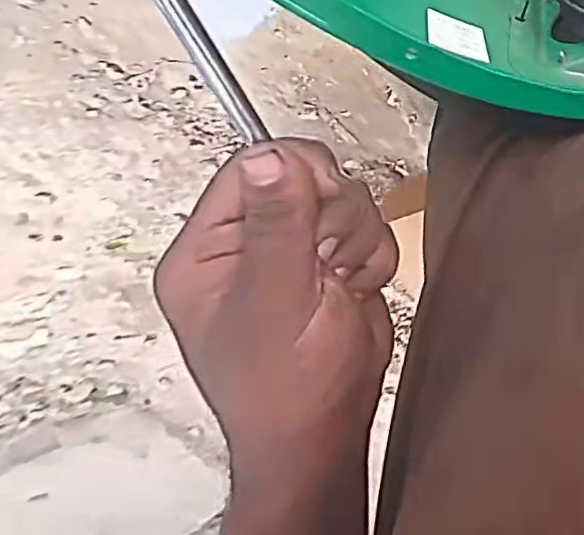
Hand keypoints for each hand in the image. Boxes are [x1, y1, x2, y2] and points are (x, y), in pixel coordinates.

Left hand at [154, 140, 397, 527]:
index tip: (320, 204)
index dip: (296, 172)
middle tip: (323, 260)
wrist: (329, 428)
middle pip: (308, 173)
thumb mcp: (276, 299)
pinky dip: (373, 253)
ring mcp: (295, 246)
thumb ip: (276, 222)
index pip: (252, 164)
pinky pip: (370, 222)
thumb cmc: (285, 386)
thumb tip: (267, 156)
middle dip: (333, 215)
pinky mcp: (334, 254)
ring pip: (347, 196)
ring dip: (357, 239)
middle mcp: (251, 240)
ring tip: (338, 283)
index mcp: (210, 248)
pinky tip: (353, 288)